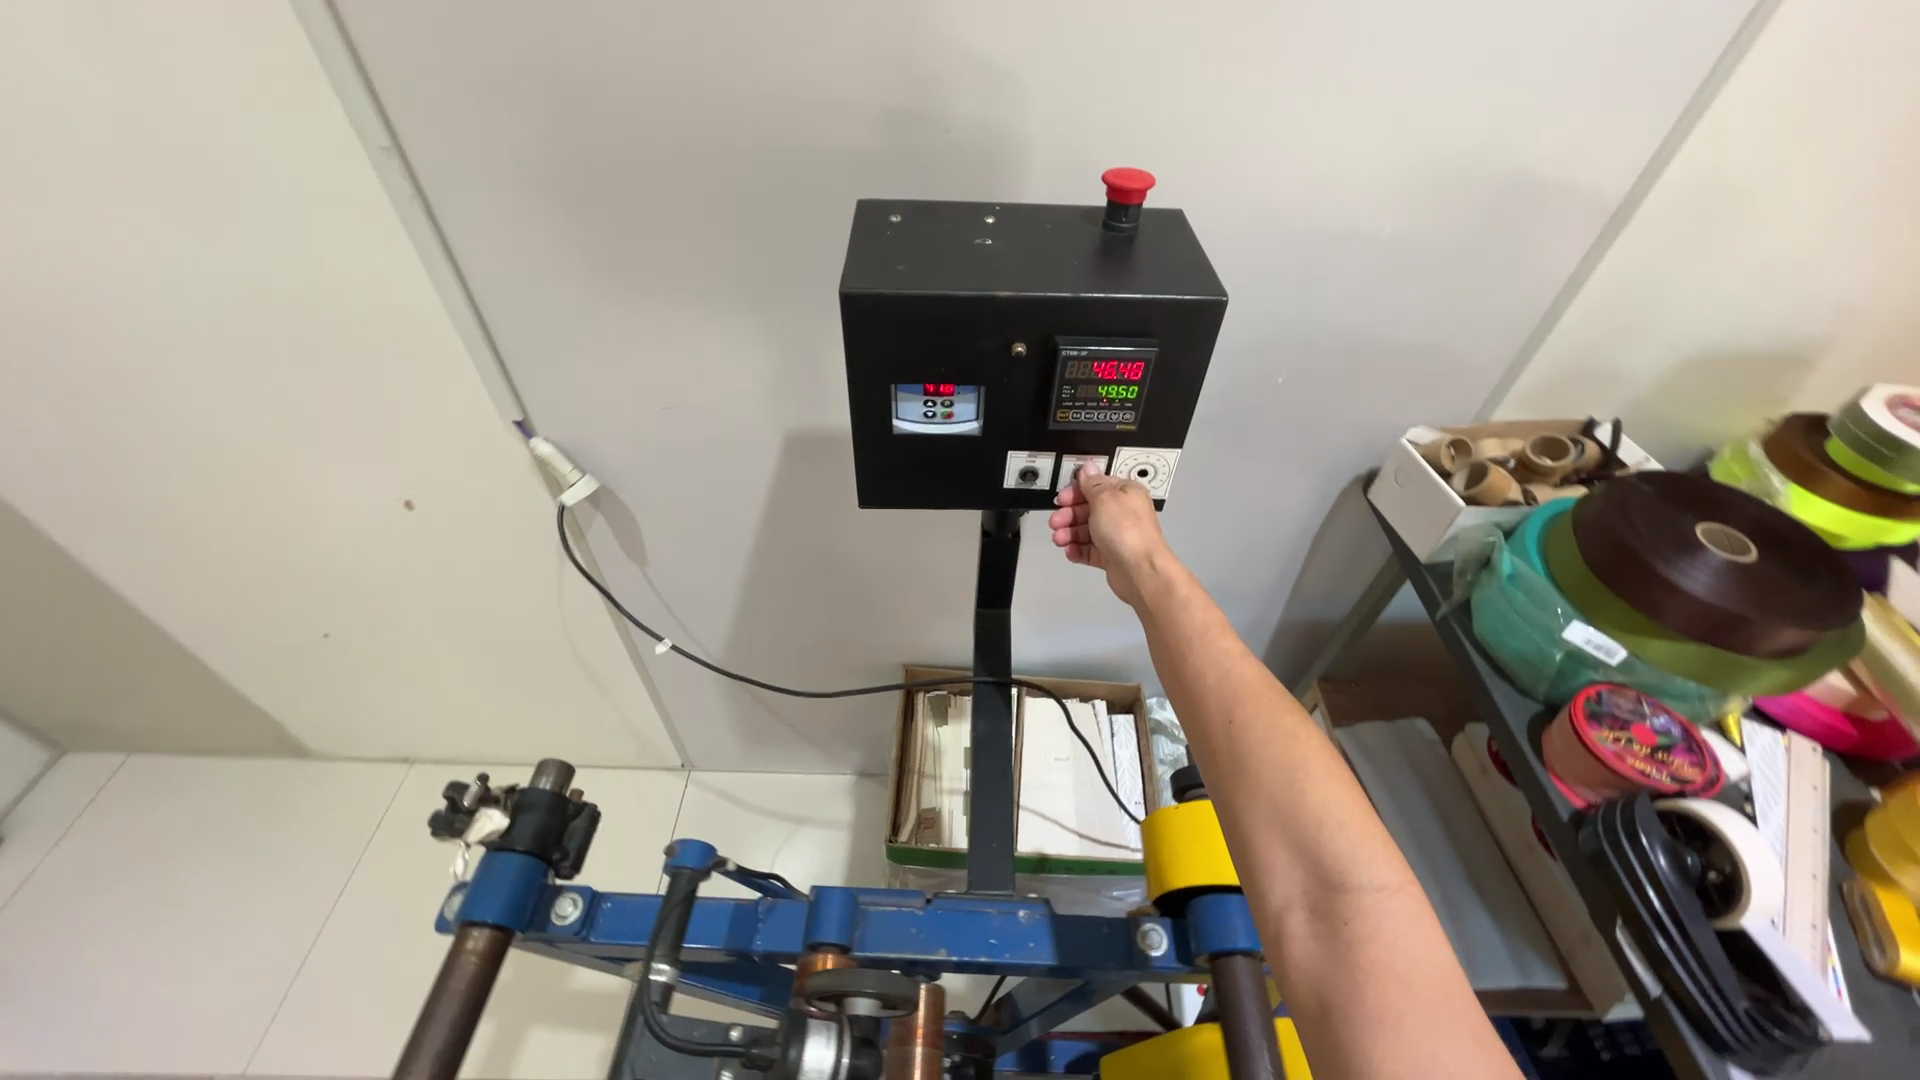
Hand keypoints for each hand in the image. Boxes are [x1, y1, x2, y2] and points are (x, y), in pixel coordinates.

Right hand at [1049, 463, 1173, 607]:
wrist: (1140, 570)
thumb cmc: (1130, 533)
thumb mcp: (1104, 498)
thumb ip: (1092, 483)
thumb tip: (1088, 468)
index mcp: (1126, 493)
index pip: (1096, 486)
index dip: (1076, 491)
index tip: (1062, 498)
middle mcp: (1123, 514)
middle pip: (1088, 509)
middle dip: (1069, 515)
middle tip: (1057, 521)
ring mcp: (1118, 536)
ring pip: (1087, 531)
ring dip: (1070, 533)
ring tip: (1060, 538)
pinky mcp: (1112, 556)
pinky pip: (1089, 551)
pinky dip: (1077, 550)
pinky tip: (1070, 550)